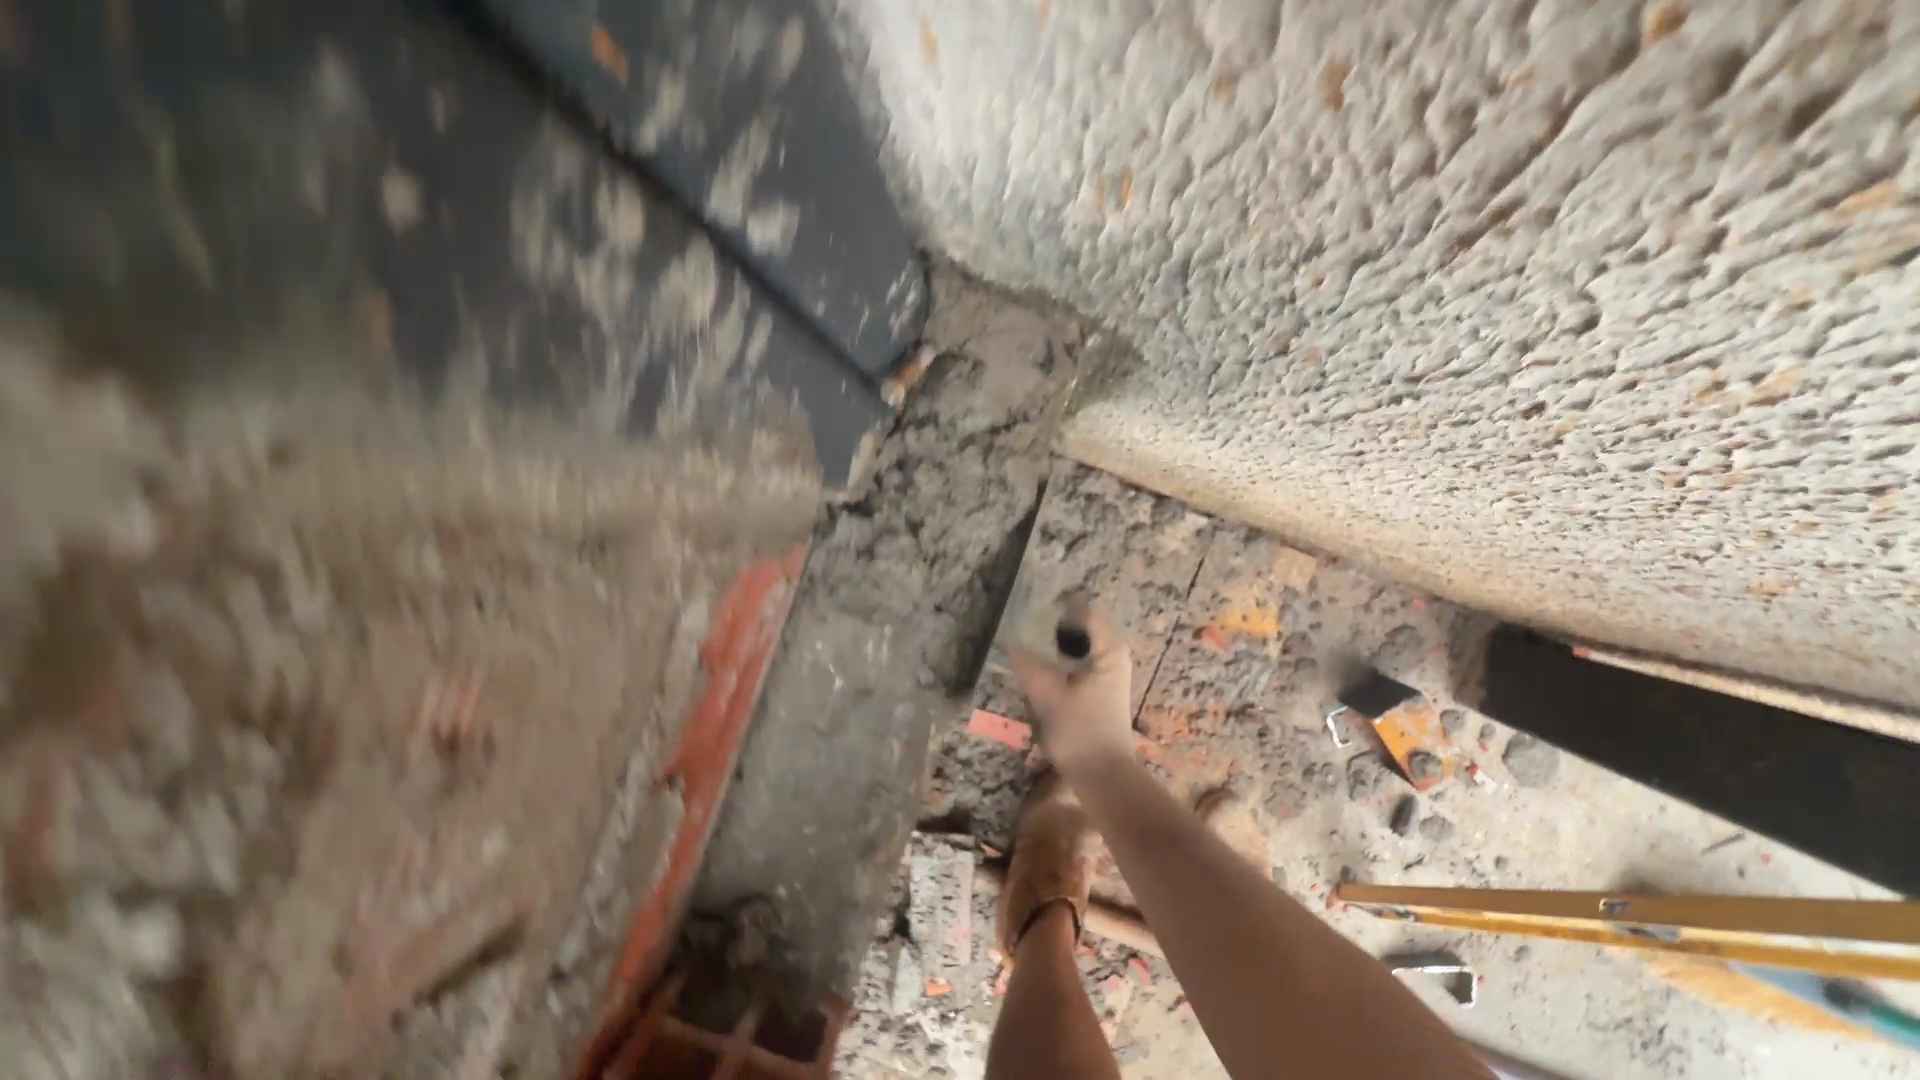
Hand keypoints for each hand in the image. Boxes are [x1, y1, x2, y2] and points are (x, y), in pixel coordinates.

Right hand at [1008, 602, 1132, 772]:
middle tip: (1022, 625)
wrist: (1103, 777)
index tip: (1032, 604)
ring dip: (1053, 647)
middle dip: (1053, 625)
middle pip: (1081, 627)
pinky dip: (1058, 664)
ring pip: (1077, 648)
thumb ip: (1028, 665)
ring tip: (1024, 647)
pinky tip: (1037, 674)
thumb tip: (1012, 645)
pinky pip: (1076, 666)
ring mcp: (1107, 676)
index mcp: (1108, 649)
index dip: (1061, 602)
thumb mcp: (1048, 695)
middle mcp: (1113, 656)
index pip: (1086, 609)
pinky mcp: (1098, 693)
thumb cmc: (1081, 732)